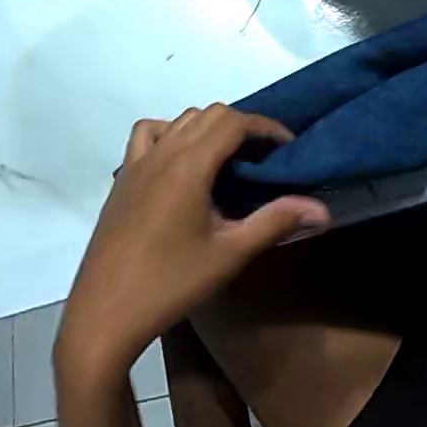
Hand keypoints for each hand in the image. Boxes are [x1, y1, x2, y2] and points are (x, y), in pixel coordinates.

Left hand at [56, 105, 330, 384]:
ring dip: (208, 127)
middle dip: (242, 126)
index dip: (265, 127)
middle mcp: (162, 152)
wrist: (105, 313)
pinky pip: (147, 134)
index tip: (287, 147)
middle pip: (209, 113)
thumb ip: (275, 222)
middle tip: (264, 156)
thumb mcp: (230, 254)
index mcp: (189, 165)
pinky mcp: (122, 177)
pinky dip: (170, 132)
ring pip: (180, 119)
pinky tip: (179, 162)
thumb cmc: (171, 284)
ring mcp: (137, 162)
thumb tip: (322, 209)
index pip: (234, 121)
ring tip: (227, 158)